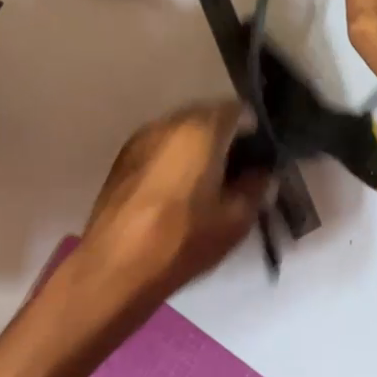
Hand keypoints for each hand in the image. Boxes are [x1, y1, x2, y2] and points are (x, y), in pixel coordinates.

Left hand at [78, 103, 265, 299]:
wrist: (115, 266)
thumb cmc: (182, 241)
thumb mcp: (234, 221)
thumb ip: (255, 189)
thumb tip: (262, 173)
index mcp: (201, 129)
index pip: (238, 110)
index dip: (254, 131)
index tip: (262, 158)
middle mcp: (170, 121)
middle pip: (208, 115)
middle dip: (226, 136)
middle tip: (238, 170)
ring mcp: (143, 135)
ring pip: (182, 129)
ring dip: (199, 145)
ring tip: (208, 181)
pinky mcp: (124, 155)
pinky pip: (161, 143)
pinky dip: (176, 155)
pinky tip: (178, 188)